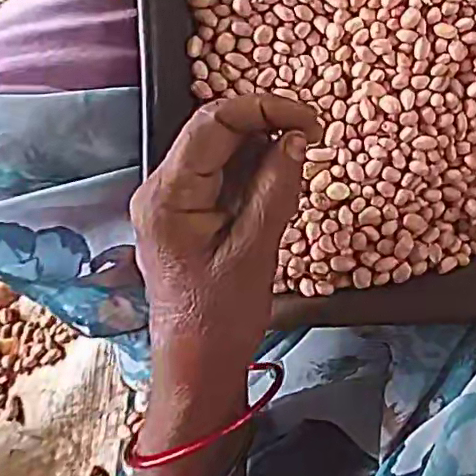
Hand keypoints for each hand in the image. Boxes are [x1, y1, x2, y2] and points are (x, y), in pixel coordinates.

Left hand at [130, 95, 320, 358]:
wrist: (196, 366)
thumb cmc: (219, 319)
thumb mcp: (255, 252)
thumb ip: (276, 189)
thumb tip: (296, 137)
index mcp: (168, 195)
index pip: (213, 123)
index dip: (264, 108)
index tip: (310, 120)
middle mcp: (163, 188)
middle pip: (216, 129)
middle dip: (267, 123)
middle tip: (312, 136)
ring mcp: (176, 198)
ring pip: (224, 148)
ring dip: (265, 144)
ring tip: (301, 160)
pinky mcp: (191, 210)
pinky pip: (227, 172)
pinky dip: (258, 167)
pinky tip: (281, 181)